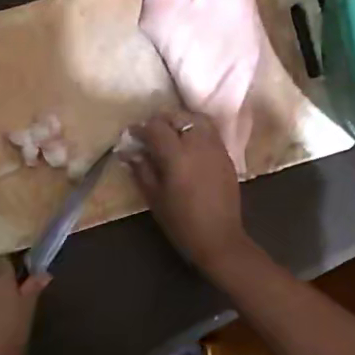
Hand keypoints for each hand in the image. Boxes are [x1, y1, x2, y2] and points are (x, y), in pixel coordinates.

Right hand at [125, 111, 253, 275]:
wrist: (218, 237)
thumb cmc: (180, 221)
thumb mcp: (154, 197)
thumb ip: (141, 170)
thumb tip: (128, 152)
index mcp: (176, 156)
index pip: (156, 128)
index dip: (141, 128)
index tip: (131, 133)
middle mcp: (198, 144)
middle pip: (178, 117)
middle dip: (161, 121)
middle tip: (149, 132)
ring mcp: (216, 147)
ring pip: (197, 120)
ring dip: (181, 121)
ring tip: (170, 134)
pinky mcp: (226, 155)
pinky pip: (209, 131)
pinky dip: (195, 130)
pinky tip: (187, 144)